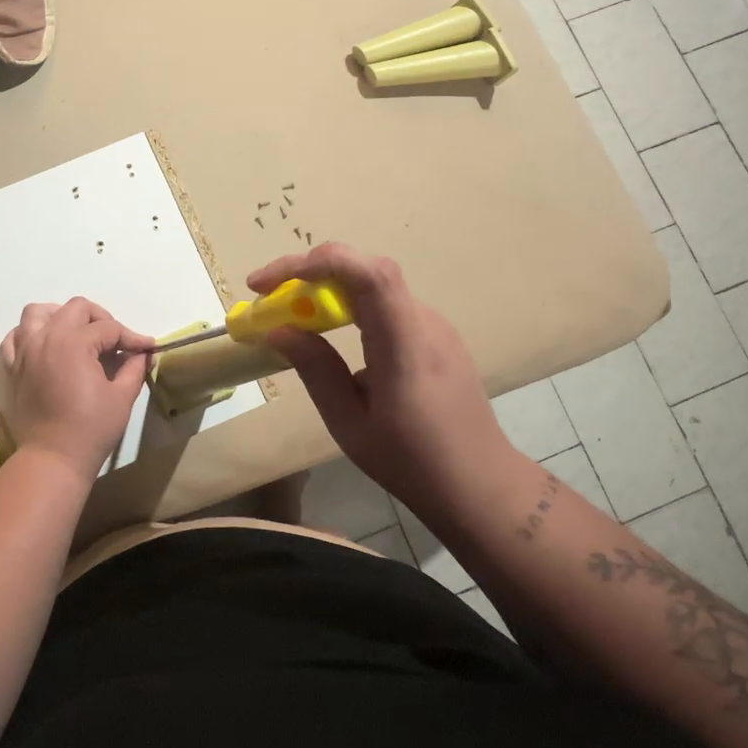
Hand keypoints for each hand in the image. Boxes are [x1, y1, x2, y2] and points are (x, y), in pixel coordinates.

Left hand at [0, 298, 154, 477]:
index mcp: (74, 342)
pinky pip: (14, 338)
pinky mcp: (11, 368)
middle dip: (99, 319)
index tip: (146, 348)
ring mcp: (24, 351)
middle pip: (75, 309)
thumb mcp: (122, 398)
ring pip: (38, 313)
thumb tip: (142, 354)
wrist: (52, 458)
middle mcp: (46, 338)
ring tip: (75, 334)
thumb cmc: (91, 428)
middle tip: (113, 340)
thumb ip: (133, 369)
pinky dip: (29, 335)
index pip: (108, 328)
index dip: (131, 337)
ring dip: (59, 316)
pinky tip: (43, 347)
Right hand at [249, 243, 510, 509]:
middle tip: (267, 295)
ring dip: (326, 286)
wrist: (480, 483)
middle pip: (366, 269)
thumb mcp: (350, 426)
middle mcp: (424, 323)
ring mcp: (434, 326)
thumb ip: (316, 371)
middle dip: (309, 271)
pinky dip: (347, 302)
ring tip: (288, 312)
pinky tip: (325, 330)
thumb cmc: (412, 463)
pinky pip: (385, 303)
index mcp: (405, 346)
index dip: (315, 264)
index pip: (368, 274)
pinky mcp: (435, 335)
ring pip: (373, 283)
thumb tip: (279, 330)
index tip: (267, 284)